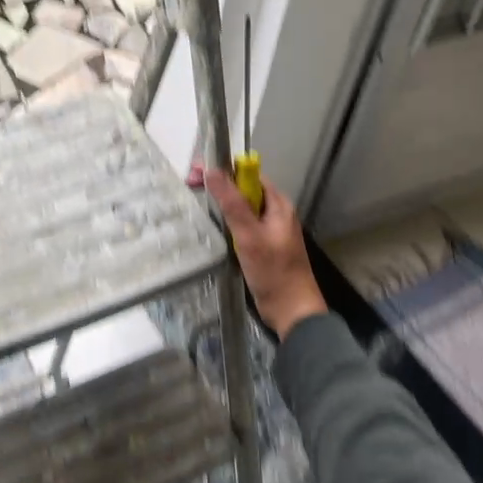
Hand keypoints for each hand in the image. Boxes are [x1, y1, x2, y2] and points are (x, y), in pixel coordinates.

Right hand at [204, 168, 327, 337]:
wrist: (292, 312)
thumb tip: (212, 170)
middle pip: (243, 188)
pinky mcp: (261, 245)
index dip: (222, 170)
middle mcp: (274, 211)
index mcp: (278, 204)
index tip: (196, 173)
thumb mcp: (249, 235)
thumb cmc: (273, 272)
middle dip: (217, 184)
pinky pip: (241, 223)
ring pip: (240, 206)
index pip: (247, 174)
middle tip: (190, 186)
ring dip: (219, 201)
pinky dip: (225, 219)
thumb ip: (231, 202)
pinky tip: (210, 224)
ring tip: (196, 202)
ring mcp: (268, 229)